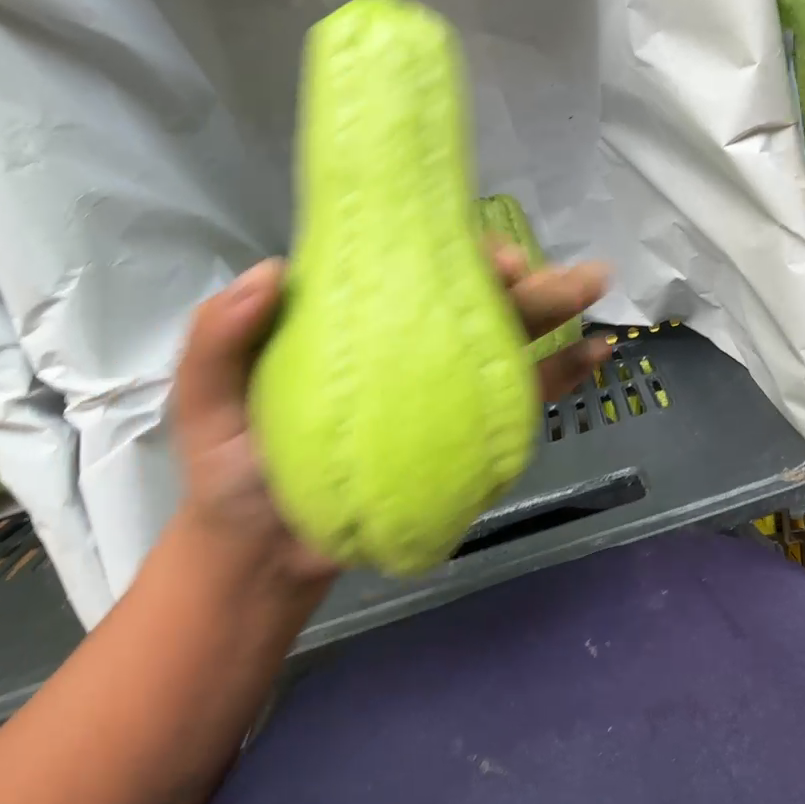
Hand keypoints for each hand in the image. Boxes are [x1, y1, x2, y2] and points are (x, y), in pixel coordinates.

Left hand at [168, 250, 613, 587]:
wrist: (262, 552)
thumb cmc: (235, 468)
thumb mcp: (205, 402)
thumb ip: (220, 338)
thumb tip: (275, 271)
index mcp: (360, 318)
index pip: (416, 269)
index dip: (454, 251)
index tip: (485, 253)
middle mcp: (412, 342)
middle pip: (478, 299)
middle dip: (527, 278)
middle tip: (569, 271)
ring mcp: (446, 388)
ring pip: (512, 338)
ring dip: (558, 309)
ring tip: (597, 284)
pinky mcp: (468, 433)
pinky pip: (524, 398)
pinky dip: (564, 372)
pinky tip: (599, 352)